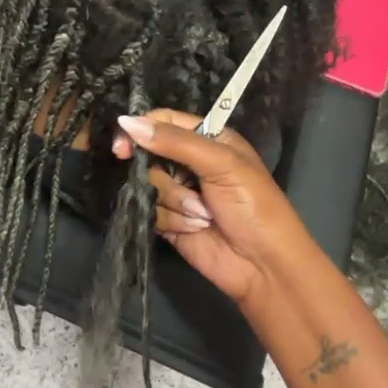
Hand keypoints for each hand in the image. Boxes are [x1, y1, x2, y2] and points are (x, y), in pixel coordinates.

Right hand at [114, 110, 309, 303]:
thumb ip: (174, 141)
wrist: (264, 266)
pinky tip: (194, 228)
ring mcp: (178, 191)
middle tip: (169, 181)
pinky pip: (151, 210)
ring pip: (149, 184)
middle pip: (149, 153)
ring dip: (174, 200)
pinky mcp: (169, 220)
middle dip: (160, 172)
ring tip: (202, 214)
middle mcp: (190, 161)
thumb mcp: (221, 164)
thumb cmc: (253, 205)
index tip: (123, 147)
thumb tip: (127, 121)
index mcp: (207, 138)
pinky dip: (171, 219)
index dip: (141, 129)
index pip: (163, 121)